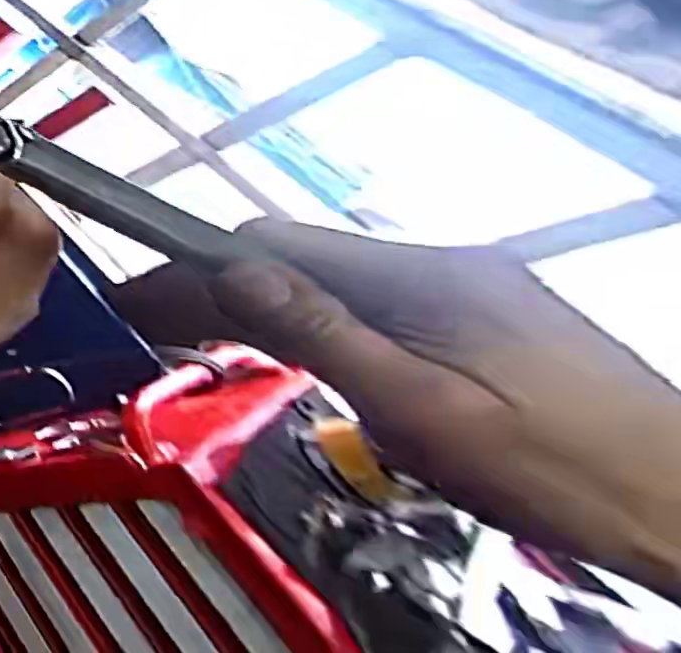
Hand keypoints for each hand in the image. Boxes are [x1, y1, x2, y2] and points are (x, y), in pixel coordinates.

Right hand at [109, 219, 680, 599]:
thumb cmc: (571, 477)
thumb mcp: (428, 411)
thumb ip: (323, 333)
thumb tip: (231, 274)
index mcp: (420, 275)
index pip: (273, 241)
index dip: (200, 265)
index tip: (146, 297)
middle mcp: (432, 263)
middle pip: (288, 256)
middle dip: (213, 286)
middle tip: (151, 319)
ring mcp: (452, 286)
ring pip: (316, 277)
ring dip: (251, 302)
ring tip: (194, 331)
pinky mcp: (465, 312)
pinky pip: (352, 300)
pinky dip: (297, 315)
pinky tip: (277, 338)